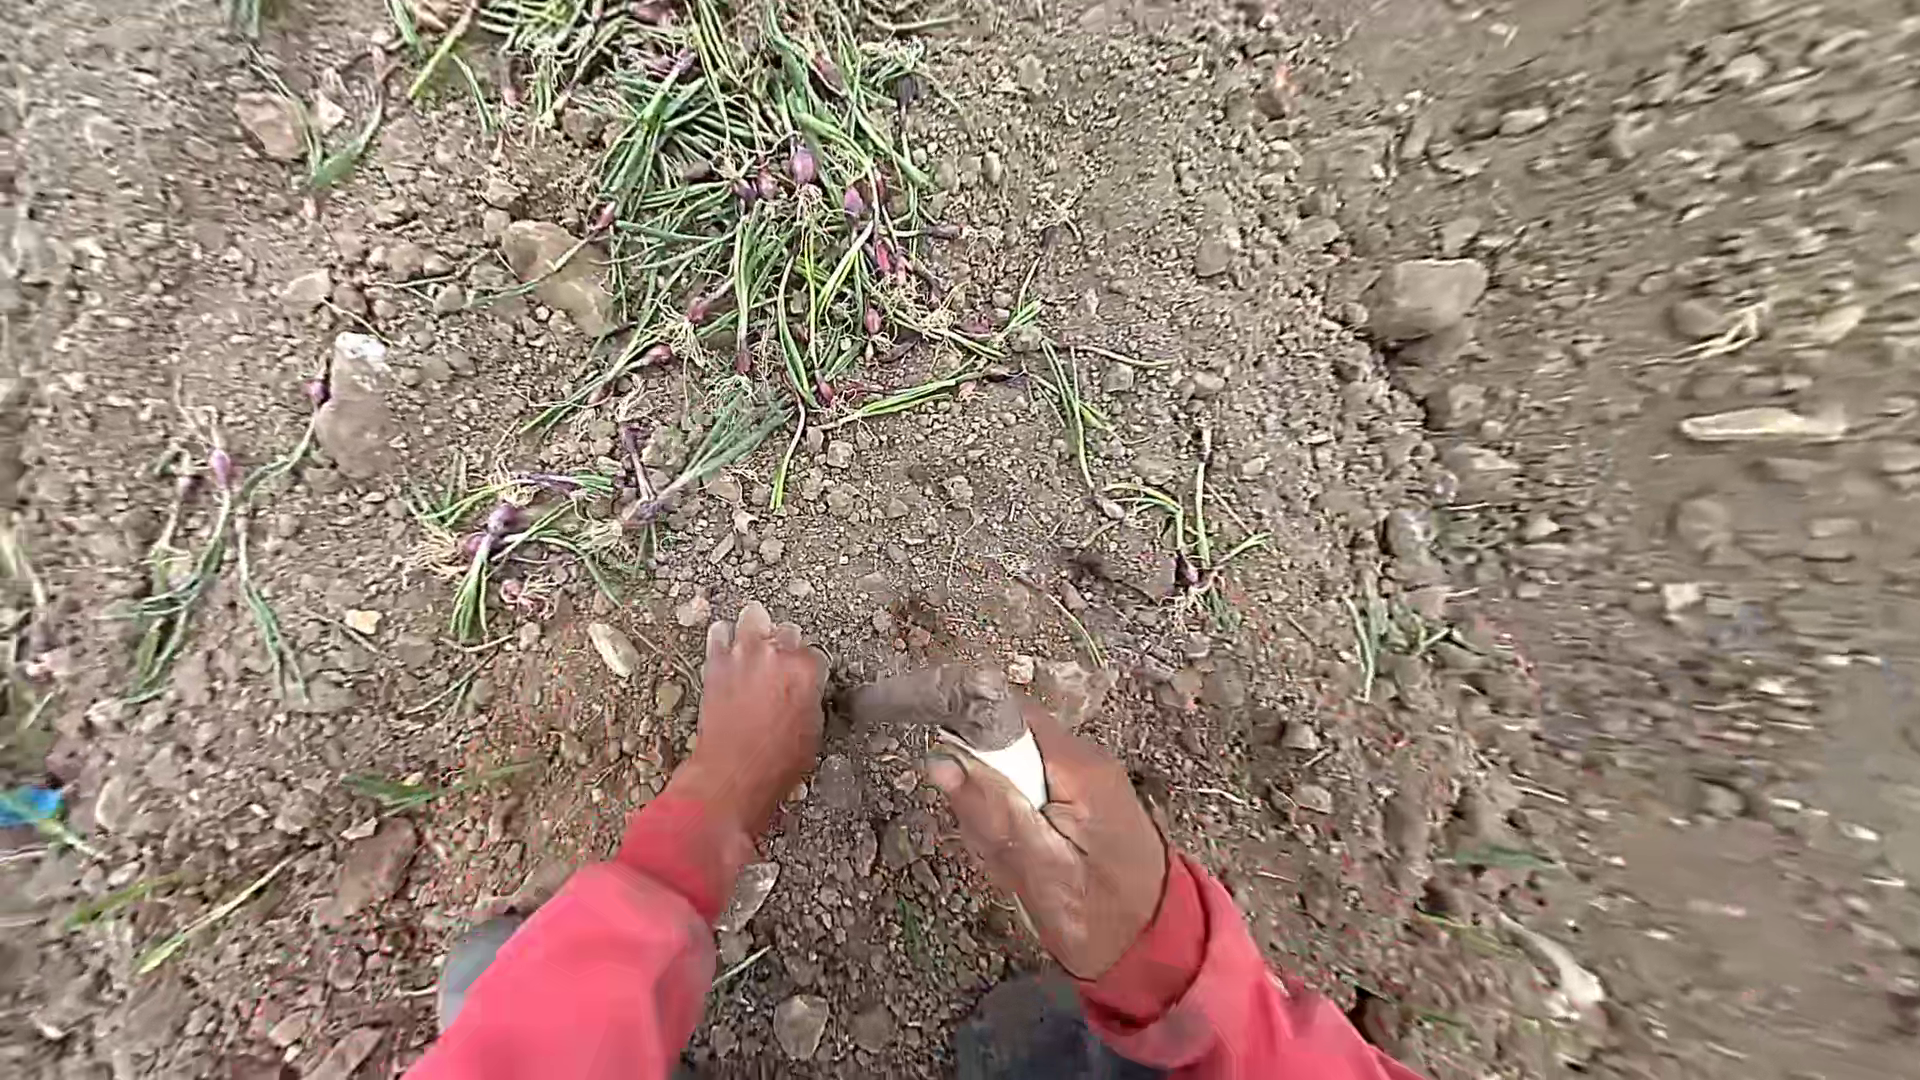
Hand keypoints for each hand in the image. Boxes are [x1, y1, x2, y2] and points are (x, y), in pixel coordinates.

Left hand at [666, 601, 825, 835]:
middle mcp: (778, 655)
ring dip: (756, 625)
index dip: (809, 664)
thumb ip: (810, 699)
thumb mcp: (812, 732)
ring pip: (754, 618)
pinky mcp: (717, 665)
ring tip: (756, 629)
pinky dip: (722, 635)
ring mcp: (745, 656)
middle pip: (787, 630)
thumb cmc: (774, 763)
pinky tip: (723, 635)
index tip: (804, 670)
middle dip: (785, 642)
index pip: (814, 652)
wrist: (731, 776)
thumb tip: (806, 694)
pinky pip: (719, 635)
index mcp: (807, 670)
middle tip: (782, 653)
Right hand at [926, 704, 1166, 978]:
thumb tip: (941, 762)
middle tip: (991, 839)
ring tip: (1012, 857)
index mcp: (1078, 767)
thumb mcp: (1038, 870)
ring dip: (1000, 807)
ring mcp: (1087, 773)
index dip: (974, 736)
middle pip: (1010, 742)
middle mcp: (1086, 757)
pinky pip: (1034, 786)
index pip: (1011, 715)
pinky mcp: (1084, 792)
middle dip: (987, 785)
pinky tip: (1027, 855)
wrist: (1157, 950)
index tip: (955, 777)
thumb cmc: (1100, 918)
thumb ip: (991, 813)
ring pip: (1016, 766)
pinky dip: (1019, 816)